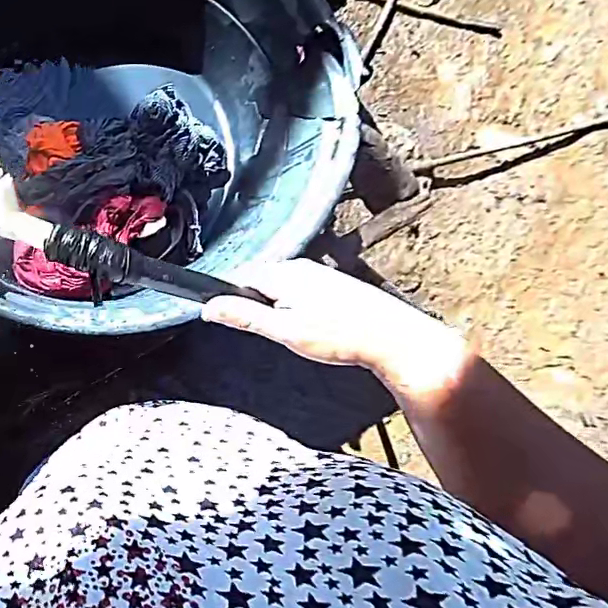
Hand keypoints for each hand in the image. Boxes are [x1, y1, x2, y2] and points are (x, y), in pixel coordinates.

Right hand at [202, 259, 468, 396]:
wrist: (397, 341)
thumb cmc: (345, 336)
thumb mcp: (284, 331)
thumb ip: (243, 316)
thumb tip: (210, 307)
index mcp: (281, 273)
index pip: (237, 279)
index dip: (231, 301)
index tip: (234, 321)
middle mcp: (299, 267)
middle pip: (258, 282)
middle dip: (256, 305)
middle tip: (273, 332)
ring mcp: (318, 273)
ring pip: (279, 287)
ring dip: (279, 308)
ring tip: (299, 333)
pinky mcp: (333, 283)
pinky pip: (299, 290)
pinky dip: (298, 308)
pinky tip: (316, 327)